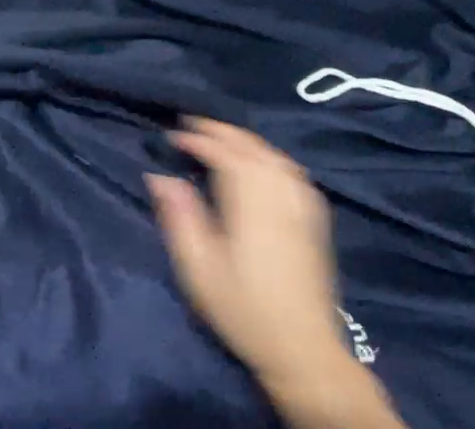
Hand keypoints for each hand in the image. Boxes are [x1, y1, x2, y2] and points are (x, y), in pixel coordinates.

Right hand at [147, 121, 399, 427]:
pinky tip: (261, 164)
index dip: (197, 140)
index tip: (171, 137)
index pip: (224, 155)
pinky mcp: (314, 223)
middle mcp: (280, 198)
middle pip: (253, 149)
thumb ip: (179, 217)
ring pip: (276, 158)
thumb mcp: (198, 267)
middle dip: (222, 132)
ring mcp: (302, 209)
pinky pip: (293, 174)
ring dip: (247, 142)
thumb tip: (160, 176)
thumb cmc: (242, 308)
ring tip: (221, 139)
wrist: (302, 349)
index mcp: (250, 204)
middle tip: (192, 125)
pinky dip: (272, 158)